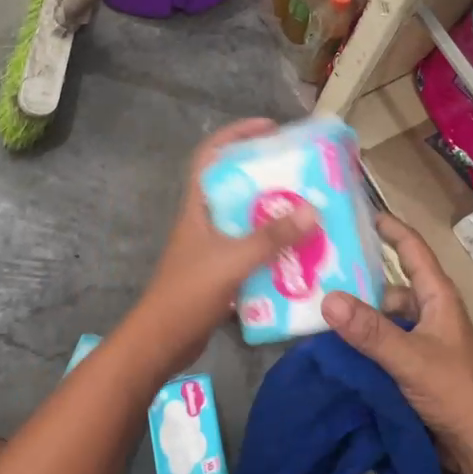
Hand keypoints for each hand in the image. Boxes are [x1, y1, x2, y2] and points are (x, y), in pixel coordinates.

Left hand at [132, 119, 317, 372]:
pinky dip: (273, 250)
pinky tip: (299, 256)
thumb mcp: (232, 261)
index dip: (236, 134)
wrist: (160, 345)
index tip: (270, 128)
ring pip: (246, 220)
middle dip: (267, 177)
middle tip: (303, 173)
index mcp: (198, 207)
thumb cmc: (188, 294)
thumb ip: (271, 238)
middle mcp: (204, 221)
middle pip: (235, 186)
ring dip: (274, 215)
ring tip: (309, 212)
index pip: (211, 156)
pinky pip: (252, 250)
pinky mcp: (220, 273)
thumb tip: (312, 211)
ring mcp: (211, 248)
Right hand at [321, 213, 472, 464]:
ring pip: (386, 318)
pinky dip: (364, 343)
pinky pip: (385, 344)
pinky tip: (336, 347)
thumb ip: (370, 331)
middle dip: (360, 281)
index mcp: (437, 297)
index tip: (362, 213)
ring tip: (318, 312)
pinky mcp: (416, 366)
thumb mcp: (410, 359)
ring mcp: (424, 340)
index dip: (391, 228)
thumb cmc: (456, 392)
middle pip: (391, 286)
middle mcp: (431, 312)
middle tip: (319, 272)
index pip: (413, 249)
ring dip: (359, 317)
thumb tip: (328, 298)